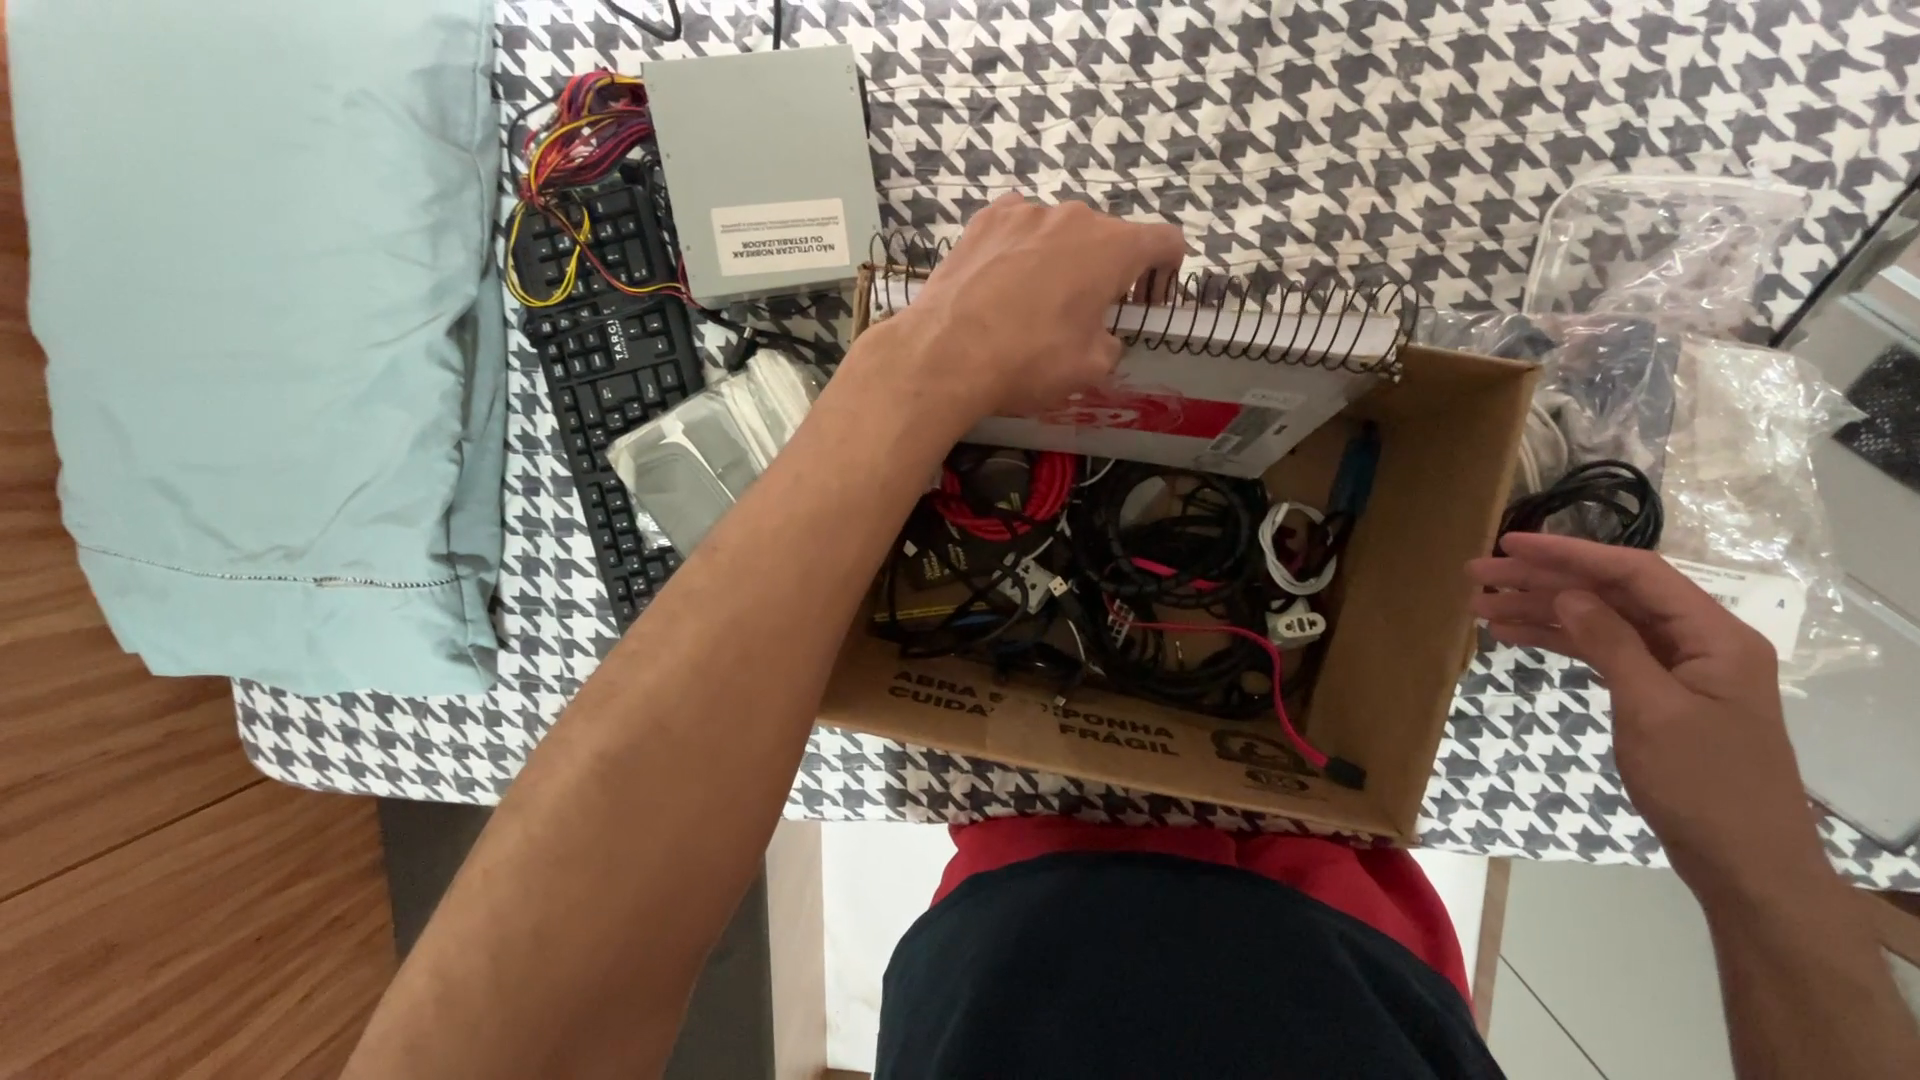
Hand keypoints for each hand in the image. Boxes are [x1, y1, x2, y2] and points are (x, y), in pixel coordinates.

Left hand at [866, 194, 1184, 424]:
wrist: (945, 353)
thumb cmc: (1028, 361)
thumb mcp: (1089, 369)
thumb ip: (1111, 345)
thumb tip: (1102, 337)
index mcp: (1113, 248)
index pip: (1165, 240)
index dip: (1166, 268)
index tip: (1149, 296)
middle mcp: (1074, 216)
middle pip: (1107, 237)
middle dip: (1106, 271)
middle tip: (1086, 312)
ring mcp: (1025, 212)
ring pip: (1060, 231)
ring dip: (1061, 259)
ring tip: (1035, 302)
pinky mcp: (985, 220)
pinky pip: (1019, 228)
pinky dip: (1021, 249)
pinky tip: (1003, 282)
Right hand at [1466, 534, 1830, 902]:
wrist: (1744, 861)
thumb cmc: (1704, 784)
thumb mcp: (1652, 710)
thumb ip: (1612, 644)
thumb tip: (1567, 592)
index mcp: (1715, 635)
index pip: (1635, 573)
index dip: (1570, 554)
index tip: (1511, 545)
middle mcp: (1697, 640)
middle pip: (1611, 593)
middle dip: (1542, 580)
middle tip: (1477, 575)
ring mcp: (1675, 667)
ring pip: (1598, 621)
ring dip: (1540, 611)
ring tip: (1479, 606)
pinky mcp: (1655, 692)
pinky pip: (1600, 651)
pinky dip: (1558, 641)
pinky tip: (1512, 635)